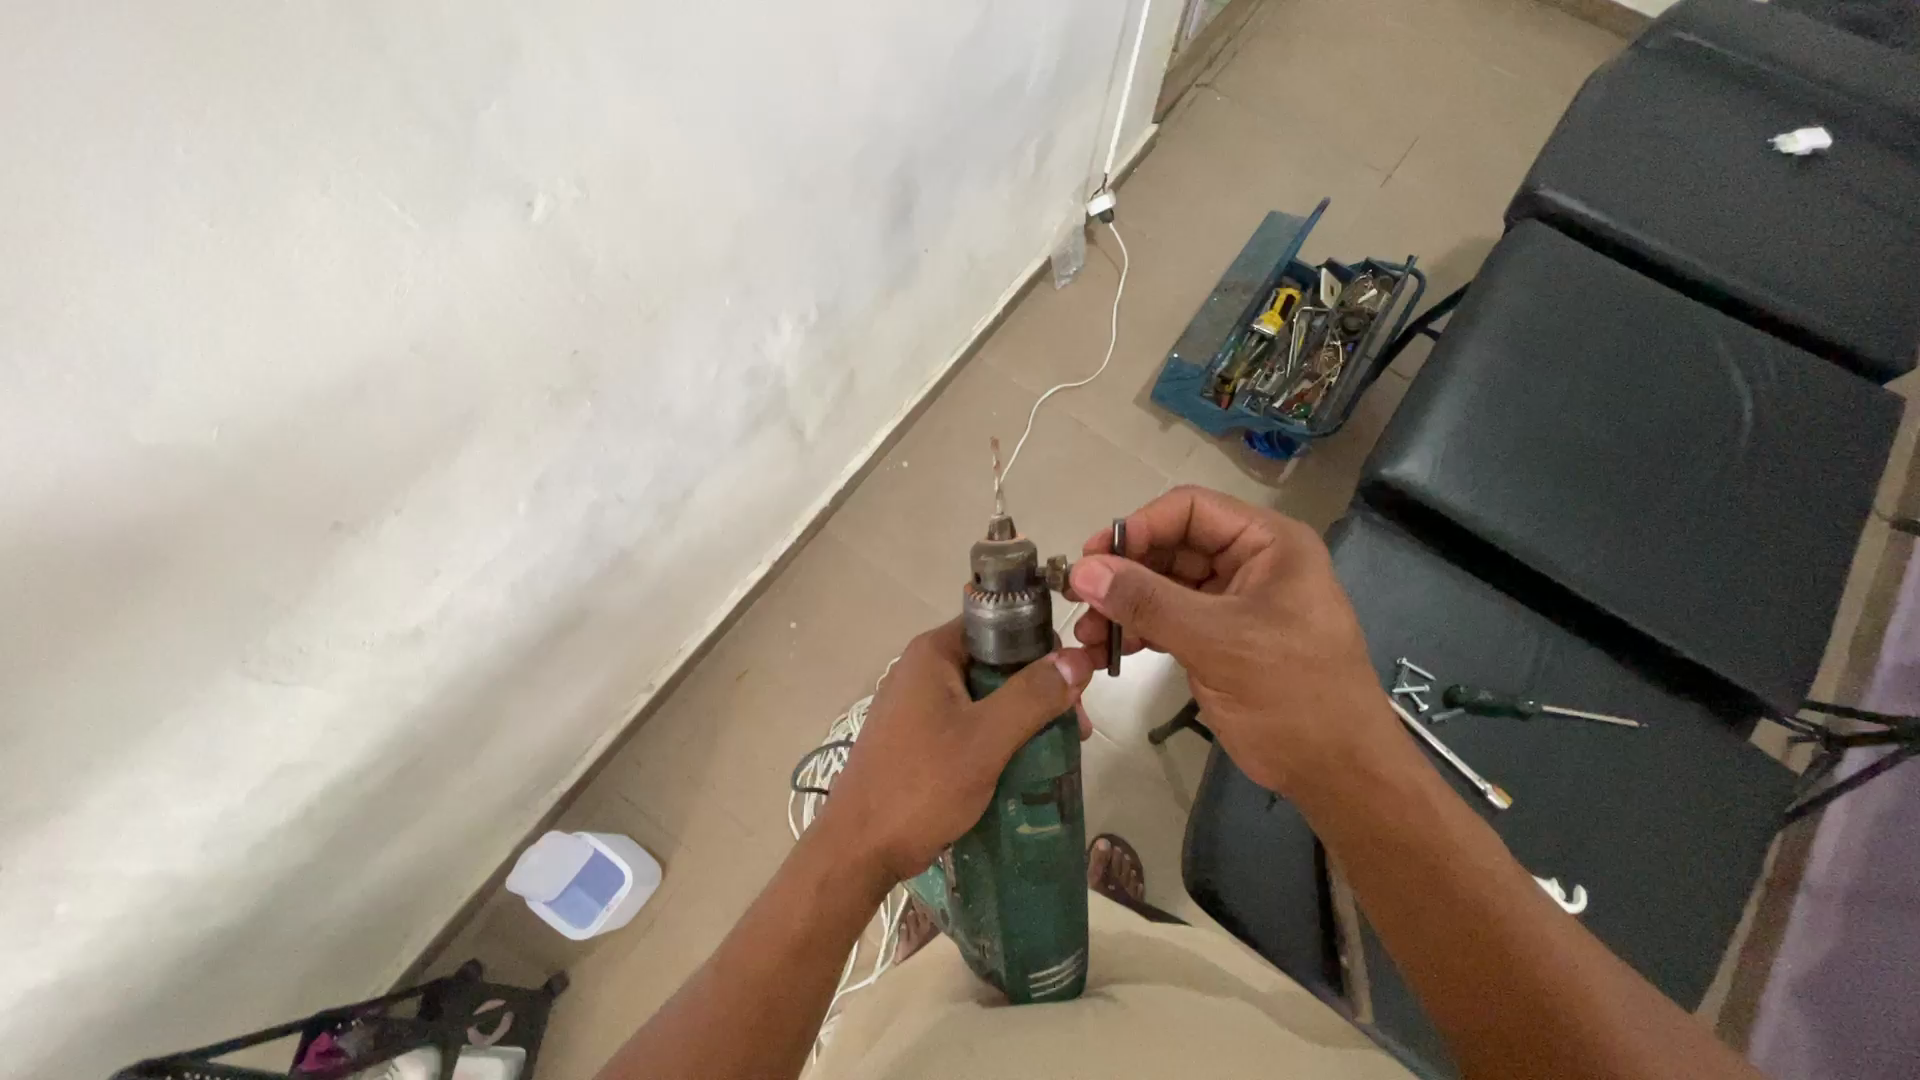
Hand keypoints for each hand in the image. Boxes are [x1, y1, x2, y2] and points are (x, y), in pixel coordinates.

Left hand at [817, 619, 1097, 886]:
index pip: (999, 624)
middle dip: (1039, 691)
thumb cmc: (921, 785)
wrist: (859, 850)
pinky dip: (1000, 738)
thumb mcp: (986, 738)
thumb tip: (1079, 658)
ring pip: (986, 697)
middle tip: (1077, 728)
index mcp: (933, 653)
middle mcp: (923, 670)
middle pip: (997, 663)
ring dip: (1023, 719)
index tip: (1075, 680)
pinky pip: (970, 725)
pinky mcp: (919, 739)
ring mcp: (918, 706)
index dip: (1042, 646)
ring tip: (1058, 751)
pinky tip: (1025, 766)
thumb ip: (1033, 695)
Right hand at [1070, 486, 1396, 796]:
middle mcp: (1251, 563)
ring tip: (1088, 637)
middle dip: (1123, 575)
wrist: (1338, 773)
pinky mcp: (1220, 638)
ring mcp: (1235, 602)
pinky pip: (1169, 619)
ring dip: (1123, 607)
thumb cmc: (1292, 695)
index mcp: (1268, 544)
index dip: (1137, 528)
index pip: (1189, 510)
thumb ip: (1147, 601)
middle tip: (1079, 603)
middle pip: (1171, 547)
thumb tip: (1081, 571)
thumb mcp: (1217, 641)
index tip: (1091, 561)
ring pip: (1163, 586)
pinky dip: (1138, 631)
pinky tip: (1108, 652)